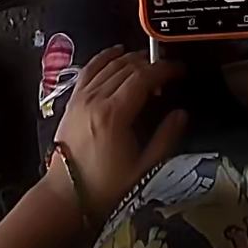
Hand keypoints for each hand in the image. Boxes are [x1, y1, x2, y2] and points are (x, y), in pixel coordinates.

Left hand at [45, 47, 188, 219]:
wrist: (66, 195)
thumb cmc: (106, 187)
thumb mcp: (143, 169)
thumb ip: (165, 139)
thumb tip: (181, 114)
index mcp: (114, 114)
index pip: (143, 78)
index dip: (164, 69)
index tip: (179, 70)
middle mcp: (96, 98)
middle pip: (127, 67)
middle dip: (151, 63)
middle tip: (168, 68)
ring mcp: (82, 96)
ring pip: (110, 65)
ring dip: (132, 59)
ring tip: (150, 62)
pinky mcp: (73, 99)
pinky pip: (90, 68)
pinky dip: (105, 57)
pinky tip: (117, 52)